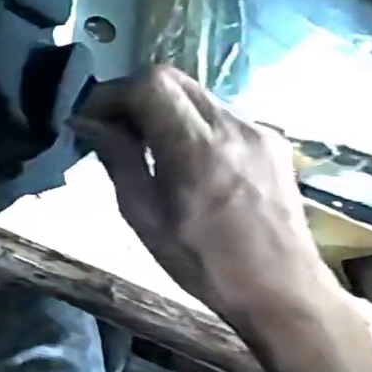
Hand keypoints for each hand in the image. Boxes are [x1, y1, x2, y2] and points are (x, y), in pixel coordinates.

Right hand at [71, 65, 339, 329]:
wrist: (283, 293)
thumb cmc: (200, 260)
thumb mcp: (141, 212)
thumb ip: (116, 157)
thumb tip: (88, 122)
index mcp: (197, 147)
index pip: (149, 84)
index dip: (110, 94)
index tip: (91, 121)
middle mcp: (233, 128)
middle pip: (170, 78)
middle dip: (130, 94)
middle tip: (109, 126)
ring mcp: (258, 132)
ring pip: (192, 94)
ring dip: (156, 107)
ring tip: (138, 144)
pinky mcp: (271, 143)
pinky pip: (214, 113)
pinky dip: (183, 121)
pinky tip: (175, 156)